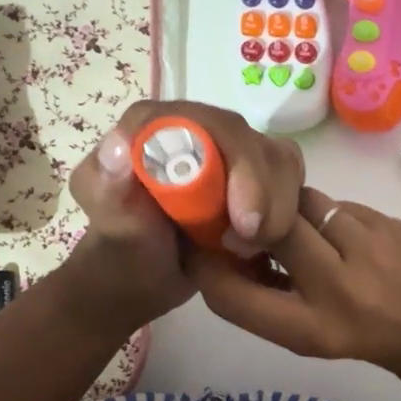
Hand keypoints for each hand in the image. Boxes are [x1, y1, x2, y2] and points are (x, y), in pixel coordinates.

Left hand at [68, 100, 307, 317]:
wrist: (141, 276)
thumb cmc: (122, 248)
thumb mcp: (110, 222)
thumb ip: (109, 188)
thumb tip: (118, 152)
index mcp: (159, 126)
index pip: (211, 124)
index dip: (238, 163)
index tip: (244, 219)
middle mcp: (201, 130)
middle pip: (253, 142)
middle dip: (264, 193)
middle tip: (253, 239)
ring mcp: (233, 154)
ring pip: (281, 162)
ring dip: (279, 208)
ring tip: (252, 248)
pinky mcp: (258, 178)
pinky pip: (291, 183)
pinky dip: (289, 213)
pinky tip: (267, 243)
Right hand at [188, 188, 400, 379]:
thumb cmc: (362, 336)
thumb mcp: (307, 335)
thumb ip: (263, 297)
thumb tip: (218, 246)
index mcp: (311, 330)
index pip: (232, 297)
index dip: (205, 268)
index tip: (201, 249)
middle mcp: (339, 291)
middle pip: (270, 229)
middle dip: (254, 219)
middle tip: (252, 221)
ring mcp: (370, 252)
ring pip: (305, 203)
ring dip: (291, 210)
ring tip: (300, 228)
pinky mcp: (390, 225)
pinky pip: (339, 203)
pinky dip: (327, 213)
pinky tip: (339, 232)